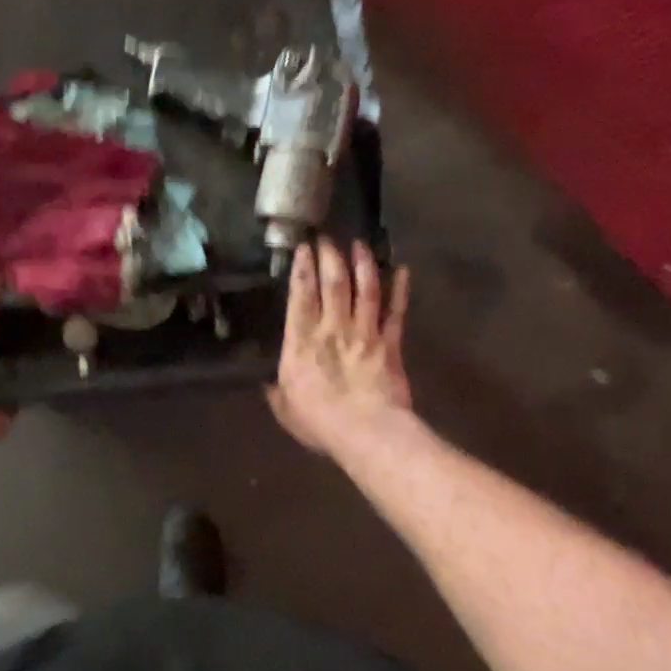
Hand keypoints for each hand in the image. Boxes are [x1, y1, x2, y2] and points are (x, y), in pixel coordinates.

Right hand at [267, 238, 412, 457]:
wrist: (365, 432)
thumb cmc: (319, 421)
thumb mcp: (284, 406)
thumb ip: (277, 388)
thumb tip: (268, 382)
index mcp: (301, 341)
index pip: (301, 295)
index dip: (302, 268)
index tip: (304, 247)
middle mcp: (333, 328)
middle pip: (334, 283)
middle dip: (331, 256)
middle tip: (328, 237)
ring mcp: (364, 333)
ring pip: (365, 289)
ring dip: (363, 264)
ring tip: (360, 245)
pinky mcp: (390, 344)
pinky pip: (395, 312)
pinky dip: (400, 290)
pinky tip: (402, 271)